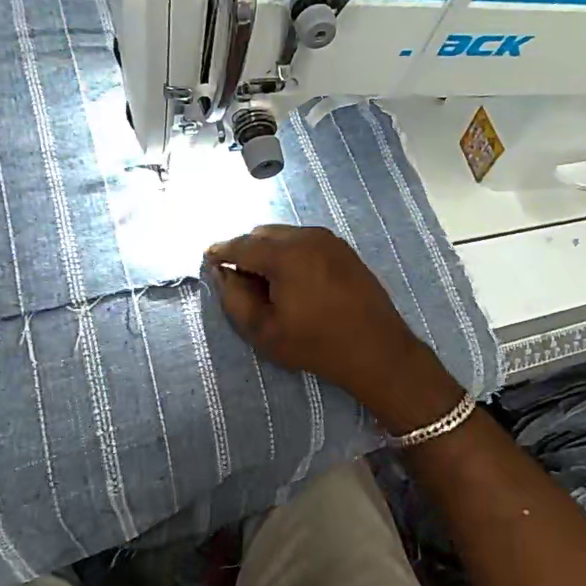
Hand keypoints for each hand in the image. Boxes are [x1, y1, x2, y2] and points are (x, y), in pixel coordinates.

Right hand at [204, 225, 461, 433]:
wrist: (378, 350)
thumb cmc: (316, 344)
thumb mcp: (264, 330)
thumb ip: (235, 298)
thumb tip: (224, 274)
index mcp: (285, 253)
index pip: (241, 245)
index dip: (220, 252)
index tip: (207, 259)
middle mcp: (306, 236)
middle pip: (262, 234)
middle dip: (245, 250)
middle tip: (238, 278)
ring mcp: (328, 239)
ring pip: (284, 235)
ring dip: (268, 250)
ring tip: (265, 281)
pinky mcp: (343, 249)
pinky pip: (304, 241)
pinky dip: (290, 252)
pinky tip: (292, 279)